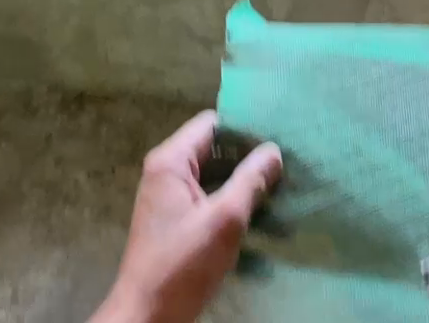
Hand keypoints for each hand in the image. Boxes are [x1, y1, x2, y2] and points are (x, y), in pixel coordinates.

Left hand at [90, 111, 283, 322]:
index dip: (243, 130)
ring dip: (240, 180)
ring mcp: (167, 195)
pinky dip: (228, 199)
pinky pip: (206, 195)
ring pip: (211, 173)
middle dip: (246, 156)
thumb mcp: (225, 220)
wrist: (146, 317)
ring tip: (276, 187)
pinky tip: (255, 212)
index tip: (274, 143)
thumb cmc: (183, 264)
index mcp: (171, 160)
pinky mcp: (173, 218)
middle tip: (281, 166)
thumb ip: (250, 180)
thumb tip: (273, 150)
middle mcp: (165, 170)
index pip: (213, 124)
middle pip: (212, 147)